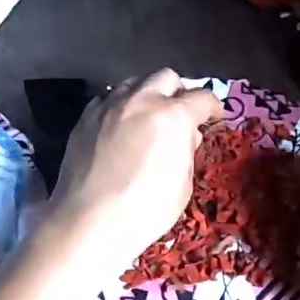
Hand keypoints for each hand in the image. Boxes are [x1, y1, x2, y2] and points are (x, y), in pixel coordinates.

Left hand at [45, 70, 220, 275]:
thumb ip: (186, 152)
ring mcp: (109, 106)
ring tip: (148, 118)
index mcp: (173, 116)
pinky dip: (121, 107)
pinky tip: (120, 128)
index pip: (203, 97)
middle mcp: (141, 100)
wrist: (90, 222)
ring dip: (148, 95)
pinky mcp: (85, 118)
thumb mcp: (183, 185)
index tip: (213, 118)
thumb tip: (185, 136)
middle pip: (167, 77)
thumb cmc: (146, 210)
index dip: (212, 108)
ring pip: (135, 82)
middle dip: (178, 93)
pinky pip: (108, 99)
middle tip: (180, 115)